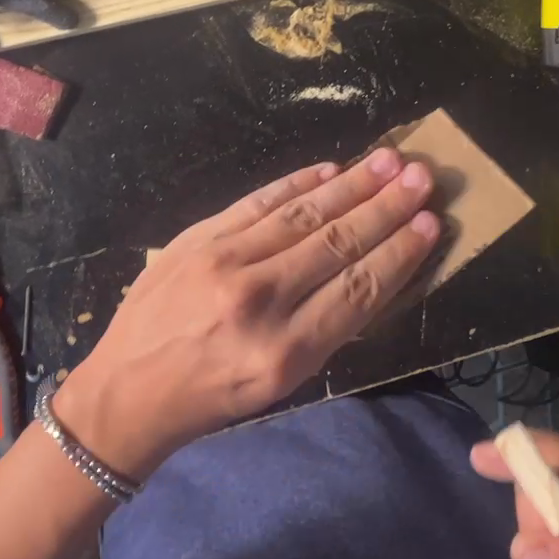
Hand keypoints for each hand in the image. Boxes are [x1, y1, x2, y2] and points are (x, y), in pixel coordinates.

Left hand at [52, 149, 439, 477]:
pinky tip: (329, 169)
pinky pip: (258, 201)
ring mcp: (223, 262)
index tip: (431, 223)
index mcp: (284, 352)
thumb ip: (325, 329)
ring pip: (302, 214)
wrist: (127, 389)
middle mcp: (257, 301)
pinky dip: (296, 182)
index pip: (357, 290)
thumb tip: (371, 271)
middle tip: (422, 175)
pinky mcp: (197, 237)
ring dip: (350, 185)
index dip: (399, 254)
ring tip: (387, 161)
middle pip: (336, 243)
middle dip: (385, 207)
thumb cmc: (212, 396)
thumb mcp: (278, 384)